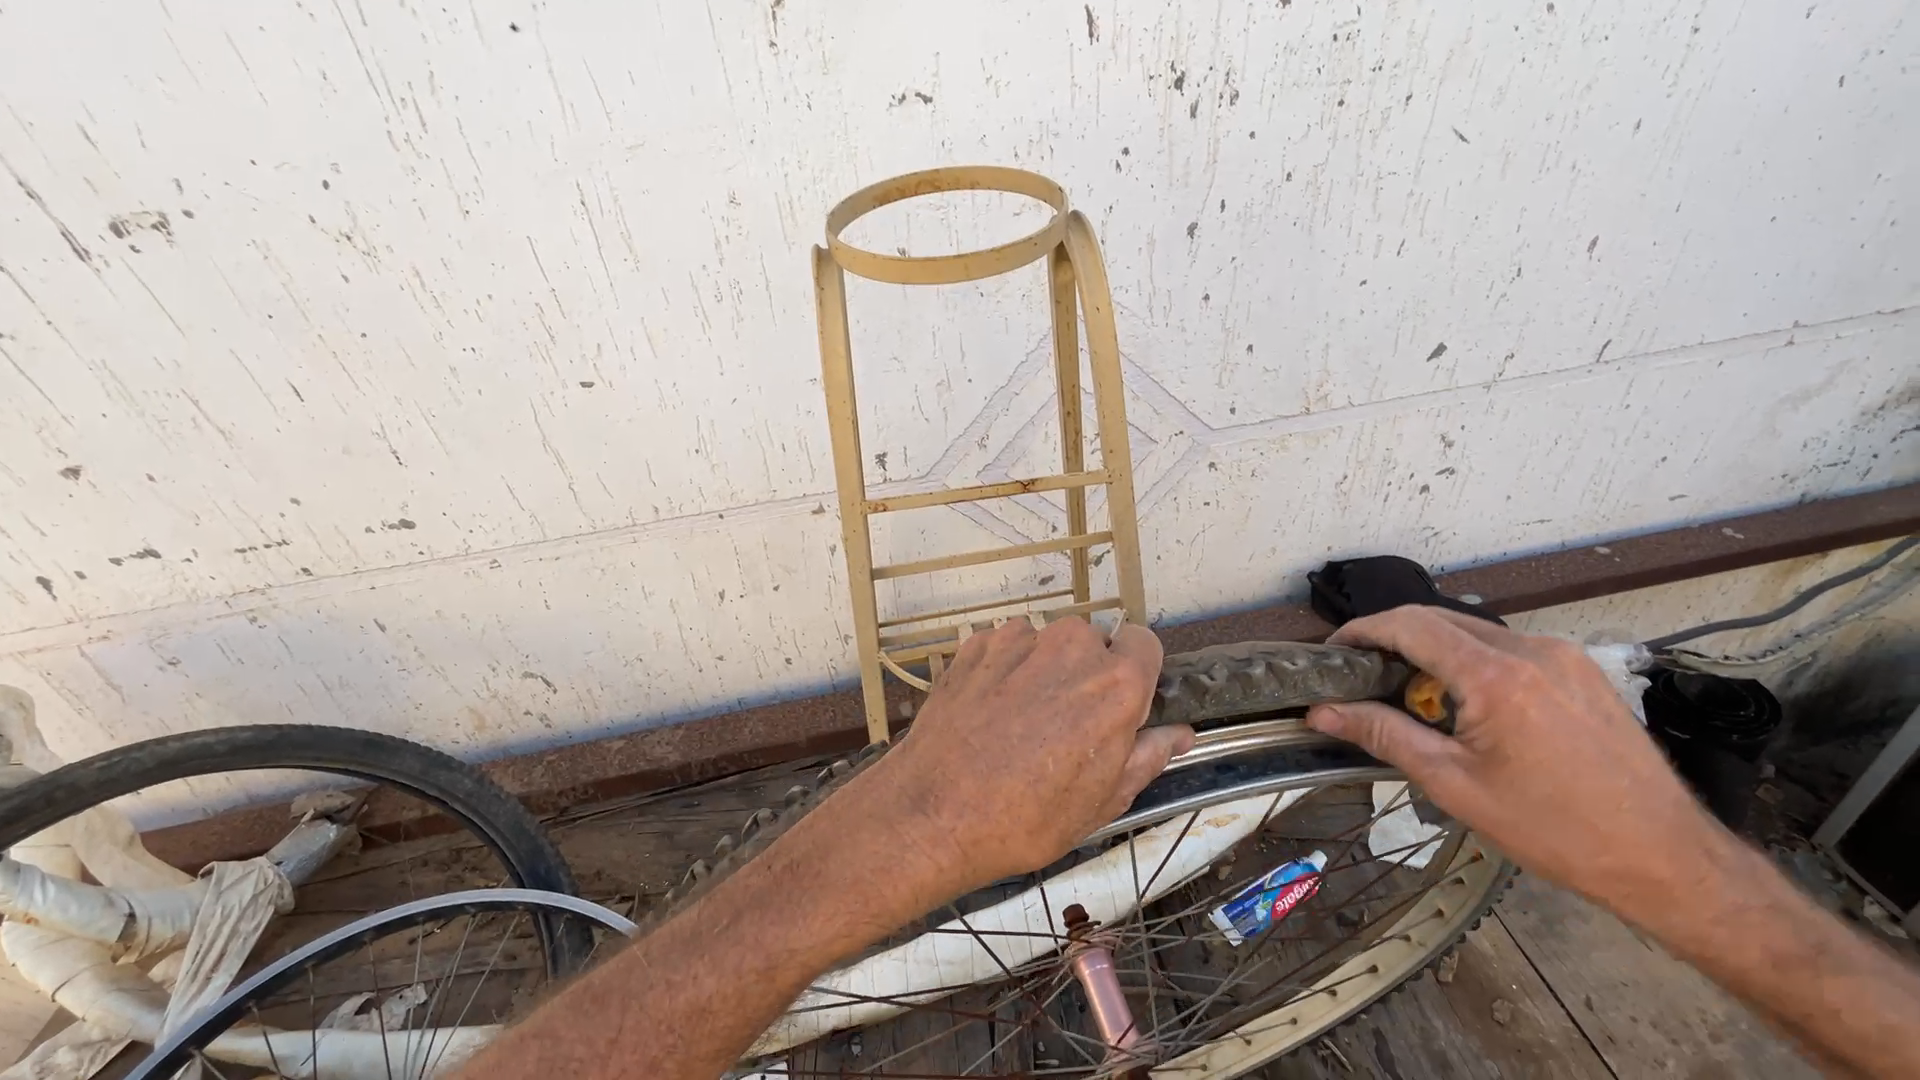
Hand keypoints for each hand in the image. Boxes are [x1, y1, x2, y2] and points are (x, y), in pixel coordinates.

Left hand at [854, 618, 1192, 896]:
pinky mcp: (978, 644)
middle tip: (1066, 724)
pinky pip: (1007, 646)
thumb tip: (1179, 734)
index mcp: (1118, 683)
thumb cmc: (1027, 817)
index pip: (1144, 643)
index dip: (1134, 671)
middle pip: (1094, 642)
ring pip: (1048, 643)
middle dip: (1087, 673)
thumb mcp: (1104, 801)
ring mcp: (1020, 639)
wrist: (936, 811)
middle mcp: (1073, 647)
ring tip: (1022, 722)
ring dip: (1045, 668)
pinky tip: (990, 712)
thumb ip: (1148, 755)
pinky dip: (1006, 669)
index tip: (1119, 702)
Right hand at [1304, 605, 1729, 917]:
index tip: (1334, 652)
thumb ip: (1384, 735)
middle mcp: (1533, 650)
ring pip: (1475, 631)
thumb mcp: (1454, 784)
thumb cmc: (1554, 830)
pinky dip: (1470, 661)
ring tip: (1407, 694)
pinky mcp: (1582, 671)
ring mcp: (1564, 656)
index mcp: (1498, 676)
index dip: (1363, 630)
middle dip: (1392, 639)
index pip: (1410, 625)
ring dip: (1432, 650)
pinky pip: (1509, 648)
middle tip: (1361, 675)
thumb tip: (1322, 711)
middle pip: (1440, 620)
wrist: (1668, 859)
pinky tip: (1463, 702)